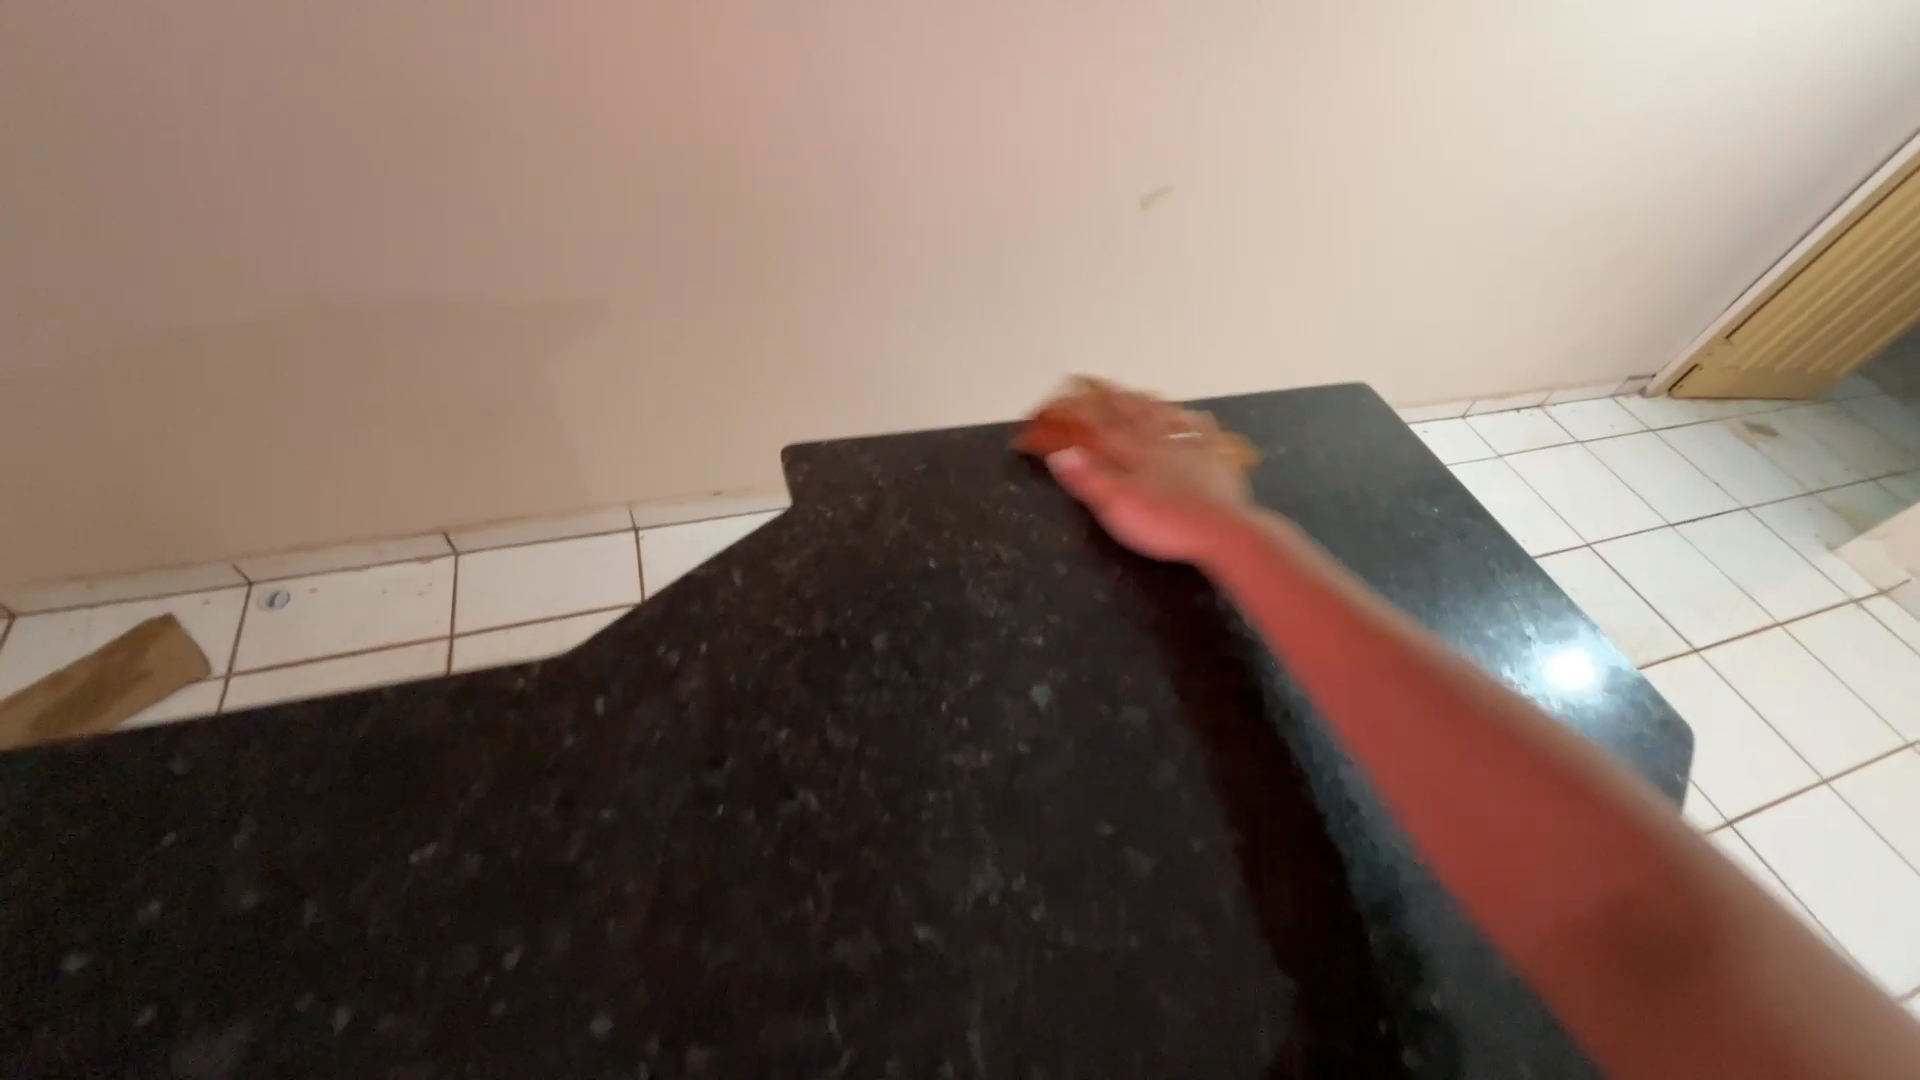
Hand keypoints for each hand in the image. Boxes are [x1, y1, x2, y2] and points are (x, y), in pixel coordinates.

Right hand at [1044, 391, 1253, 563]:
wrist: (1223, 530)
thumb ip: (1086, 478)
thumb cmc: (1165, 521)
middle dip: (1099, 396)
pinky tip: (1190, 416)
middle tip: (1083, 384)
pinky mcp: (1212, 458)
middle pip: (1123, 409)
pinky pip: (1198, 429)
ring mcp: (1186, 445)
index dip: (1062, 418)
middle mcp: (1155, 439)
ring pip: (1159, 413)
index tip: (1041, 414)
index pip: (1088, 425)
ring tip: (1130, 392)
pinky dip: (1187, 419)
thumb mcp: (1115, 504)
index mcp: (1128, 450)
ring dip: (1140, 400)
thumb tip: (1059, 454)